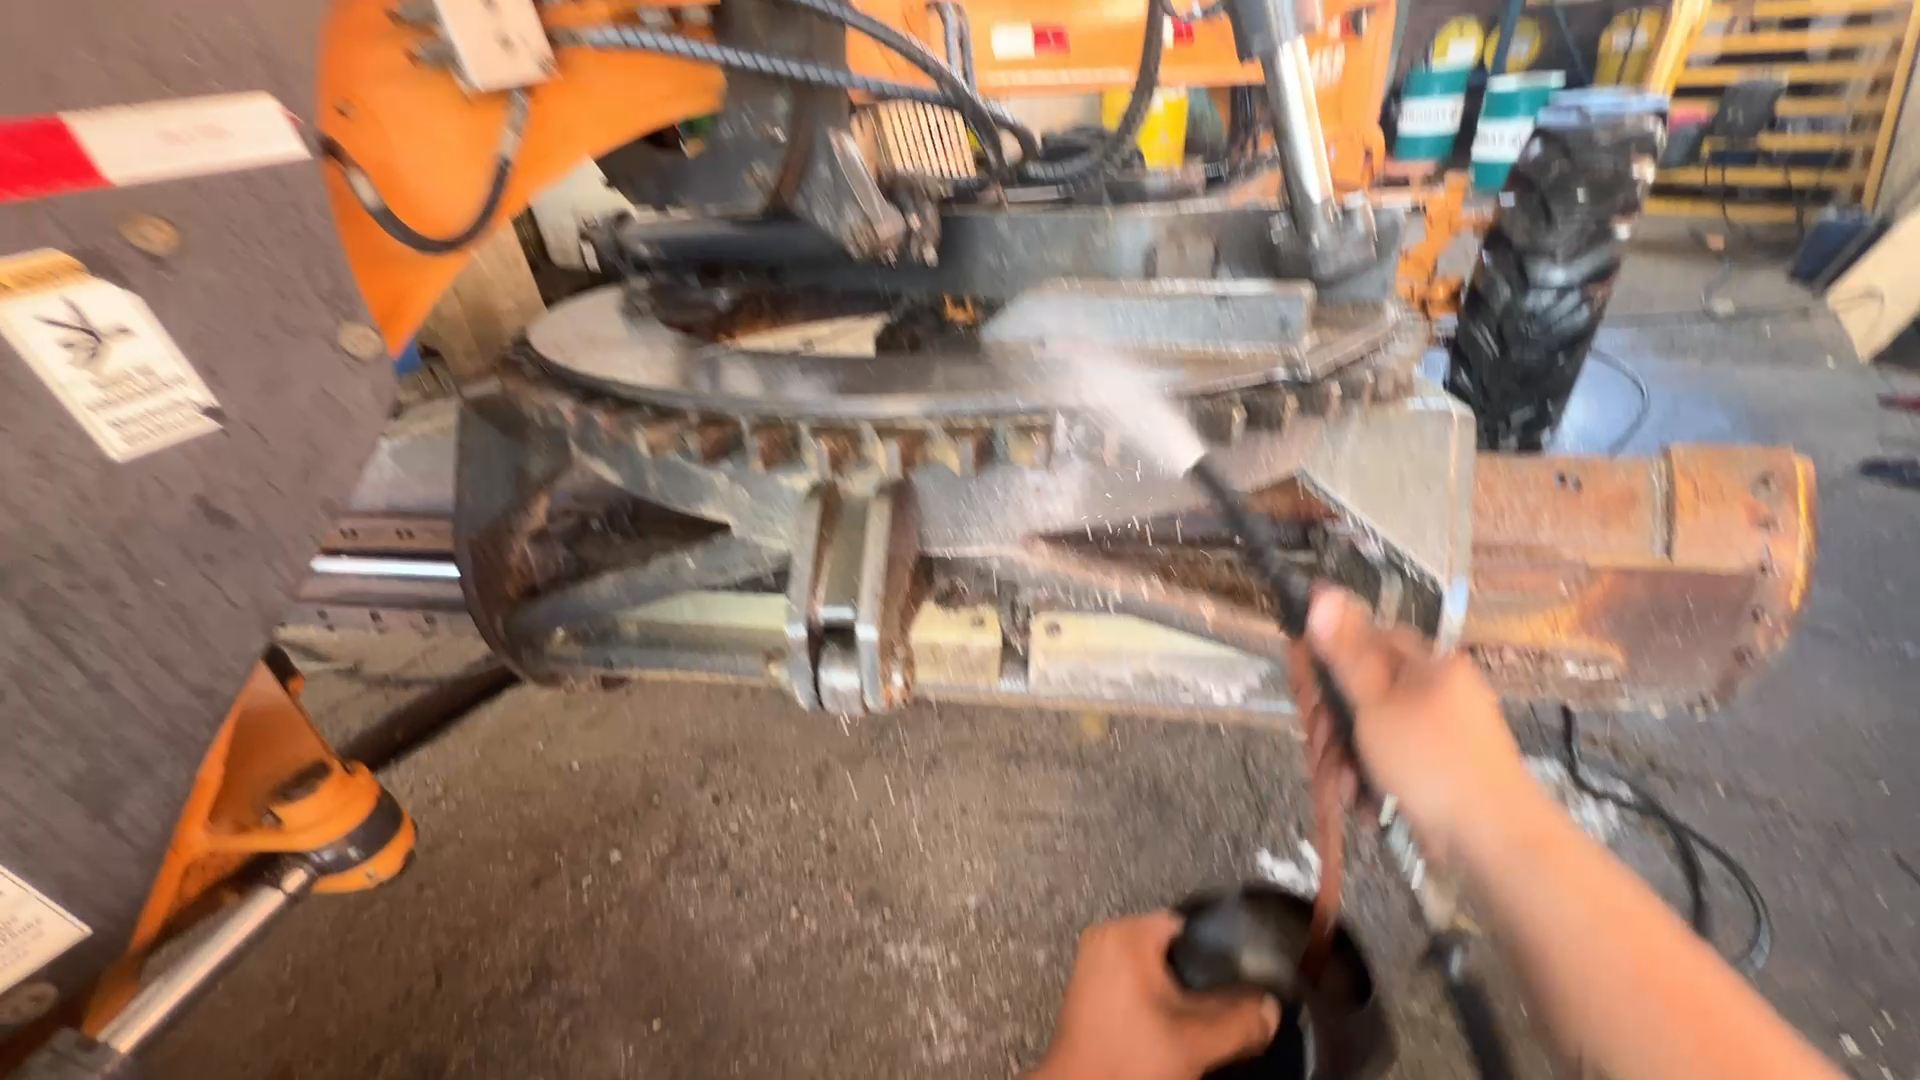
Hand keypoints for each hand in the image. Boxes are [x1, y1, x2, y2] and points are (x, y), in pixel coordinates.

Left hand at [1031, 912, 1279, 1079]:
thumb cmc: (1127, 1059)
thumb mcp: (1196, 1042)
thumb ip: (1240, 1022)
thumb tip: (1269, 1009)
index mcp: (1127, 934)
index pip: (1186, 925)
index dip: (1216, 953)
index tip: (1236, 977)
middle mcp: (1105, 936)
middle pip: (1169, 946)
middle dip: (1194, 976)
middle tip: (1213, 1006)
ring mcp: (1092, 959)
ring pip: (1150, 964)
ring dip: (1173, 990)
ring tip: (1188, 1019)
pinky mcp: (1087, 983)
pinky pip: (1131, 977)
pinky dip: (1151, 996)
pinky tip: (1163, 1024)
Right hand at [1290, 587, 1532, 854]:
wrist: (1494, 841)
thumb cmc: (1432, 761)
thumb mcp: (1375, 702)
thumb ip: (1344, 651)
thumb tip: (1323, 592)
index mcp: (1427, 665)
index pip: (1365, 638)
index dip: (1329, 660)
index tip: (1307, 690)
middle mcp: (1433, 691)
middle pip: (1360, 689)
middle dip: (1332, 724)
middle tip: (1322, 746)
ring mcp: (1436, 731)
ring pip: (1367, 729)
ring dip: (1344, 757)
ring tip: (1343, 785)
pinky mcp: (1435, 767)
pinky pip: (1386, 759)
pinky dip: (1367, 777)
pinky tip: (1361, 800)